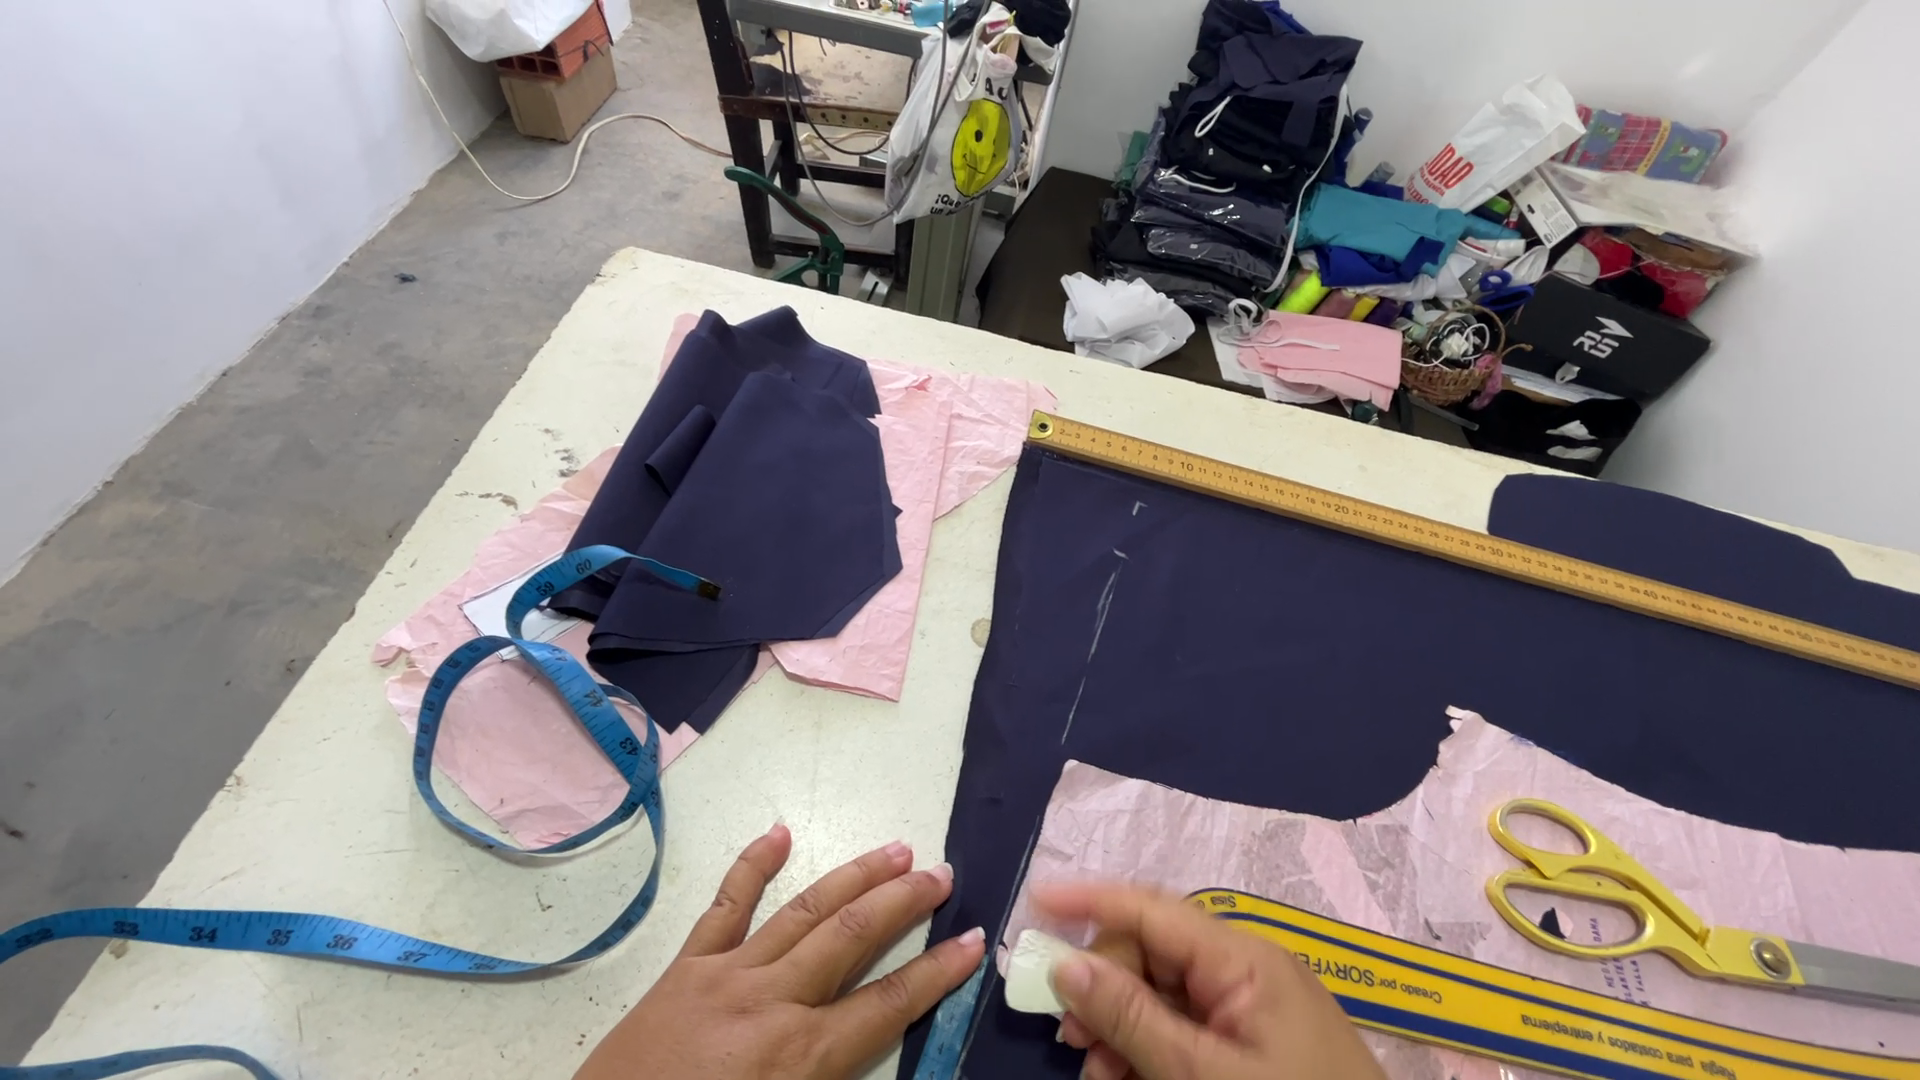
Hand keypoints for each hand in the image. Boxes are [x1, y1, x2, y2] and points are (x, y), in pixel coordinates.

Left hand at [576, 824, 984, 1079]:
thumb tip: (874, 1042)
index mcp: (800, 1058)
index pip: (887, 1004)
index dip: (936, 973)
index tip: (972, 942)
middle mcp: (772, 1002)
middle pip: (852, 936)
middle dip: (903, 902)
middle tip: (940, 873)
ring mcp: (728, 974)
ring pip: (805, 910)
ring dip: (854, 876)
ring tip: (895, 850)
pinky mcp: (688, 966)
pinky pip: (725, 906)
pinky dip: (753, 866)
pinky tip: (780, 833)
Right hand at [1035, 884, 1384, 1079]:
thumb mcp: (1205, 1078)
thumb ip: (1133, 1019)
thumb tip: (1066, 963)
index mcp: (1241, 958)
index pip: (1150, 908)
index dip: (1090, 899)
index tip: (1035, 900)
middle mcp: (1243, 967)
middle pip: (1150, 953)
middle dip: (1103, 988)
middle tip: (1069, 1041)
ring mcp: (1249, 1006)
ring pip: (1160, 993)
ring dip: (1120, 1028)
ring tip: (1099, 1075)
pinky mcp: (1253, 1041)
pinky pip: (1183, 1026)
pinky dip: (1149, 1048)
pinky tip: (1128, 1078)